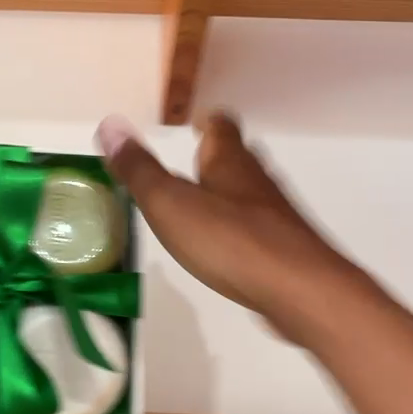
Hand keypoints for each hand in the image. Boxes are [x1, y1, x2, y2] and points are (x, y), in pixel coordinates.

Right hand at [96, 112, 373, 342]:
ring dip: (231, 193)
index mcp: (229, 163)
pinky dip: (243, 229)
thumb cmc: (230, 240)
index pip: (221, 127)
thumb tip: (110, 124)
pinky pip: (261, 229)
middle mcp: (258, 182)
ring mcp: (277, 217)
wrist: (302, 292)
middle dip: (219, 156)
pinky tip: (229, 248)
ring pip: (252, 193)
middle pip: (240, 158)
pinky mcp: (288, 251)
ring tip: (206, 202)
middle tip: (196, 158)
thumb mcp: (170, 204)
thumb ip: (139, 169)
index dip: (208, 122)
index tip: (195, 121)